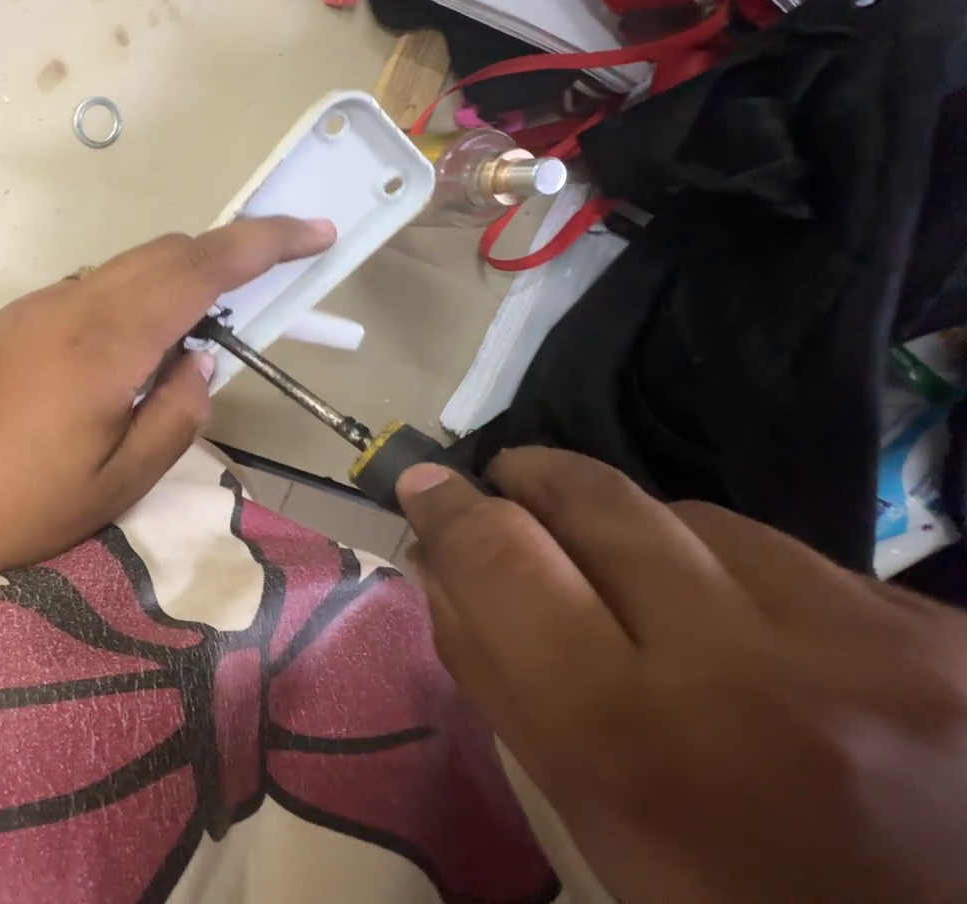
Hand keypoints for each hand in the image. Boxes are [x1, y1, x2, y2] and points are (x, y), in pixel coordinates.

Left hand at [0, 217, 335, 574]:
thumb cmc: (27, 506)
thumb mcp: (123, 480)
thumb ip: (179, 412)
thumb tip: (202, 359)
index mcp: (105, 344)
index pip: (199, 269)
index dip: (262, 244)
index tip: (313, 233)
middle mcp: (69, 306)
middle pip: (163, 252)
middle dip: (225, 254)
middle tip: (267, 287)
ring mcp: (35, 307)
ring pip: (124, 265)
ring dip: (175, 276)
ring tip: (201, 327)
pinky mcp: (13, 319)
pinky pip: (90, 288)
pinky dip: (131, 295)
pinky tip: (133, 347)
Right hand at [396, 448, 966, 903]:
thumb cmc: (717, 891)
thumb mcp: (579, 805)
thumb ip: (492, 670)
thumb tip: (435, 556)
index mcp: (633, 737)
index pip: (504, 561)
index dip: (452, 509)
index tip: (426, 485)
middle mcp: (751, 670)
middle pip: (598, 504)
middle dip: (533, 479)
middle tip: (508, 481)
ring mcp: (869, 641)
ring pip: (693, 516)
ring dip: (640, 533)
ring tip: (647, 584)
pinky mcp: (946, 629)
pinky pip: (789, 552)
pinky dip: (736, 568)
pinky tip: (754, 626)